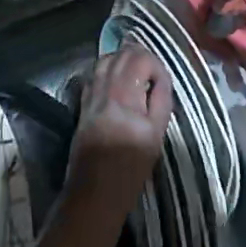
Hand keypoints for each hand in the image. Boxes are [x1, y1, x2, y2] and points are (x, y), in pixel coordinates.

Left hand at [66, 47, 172, 216]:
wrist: (95, 192)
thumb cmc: (131, 167)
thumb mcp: (156, 134)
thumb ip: (161, 100)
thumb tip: (161, 79)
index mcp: (124, 95)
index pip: (140, 59)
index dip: (156, 66)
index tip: (162, 84)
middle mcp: (104, 89)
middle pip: (121, 54)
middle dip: (141, 57)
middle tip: (153, 75)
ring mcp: (90, 96)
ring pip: (105, 60)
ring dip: (123, 60)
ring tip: (137, 74)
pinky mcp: (83, 105)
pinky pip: (94, 75)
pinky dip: (108, 70)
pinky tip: (118, 83)